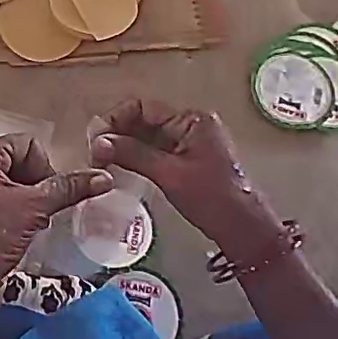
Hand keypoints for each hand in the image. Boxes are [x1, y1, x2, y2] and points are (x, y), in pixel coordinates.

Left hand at [0, 135, 110, 336]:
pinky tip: (23, 227)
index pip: (29, 145)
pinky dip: (25, 209)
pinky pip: (13, 195)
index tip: (41, 197)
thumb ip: (68, 189)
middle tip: (36, 210)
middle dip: (39, 186)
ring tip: (29, 220)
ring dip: (34, 200)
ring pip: (23, 180)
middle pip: (26, 161)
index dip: (42, 169)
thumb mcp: (32, 209)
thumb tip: (103, 177)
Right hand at [90, 99, 284, 264]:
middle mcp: (190, 125)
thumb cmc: (212, 199)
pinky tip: (118, 166)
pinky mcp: (186, 160)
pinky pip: (154, 151)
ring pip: (147, 137)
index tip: (95, 138)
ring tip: (100, 160)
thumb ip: (133, 154)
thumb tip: (98, 143)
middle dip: (117, 133)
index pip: (144, 108)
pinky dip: (135, 157)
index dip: (116, 119)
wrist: (243, 230)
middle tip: (94, 152)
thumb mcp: (169, 174)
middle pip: (144, 120)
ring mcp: (189, 143)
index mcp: (192, 120)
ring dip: (123, 145)